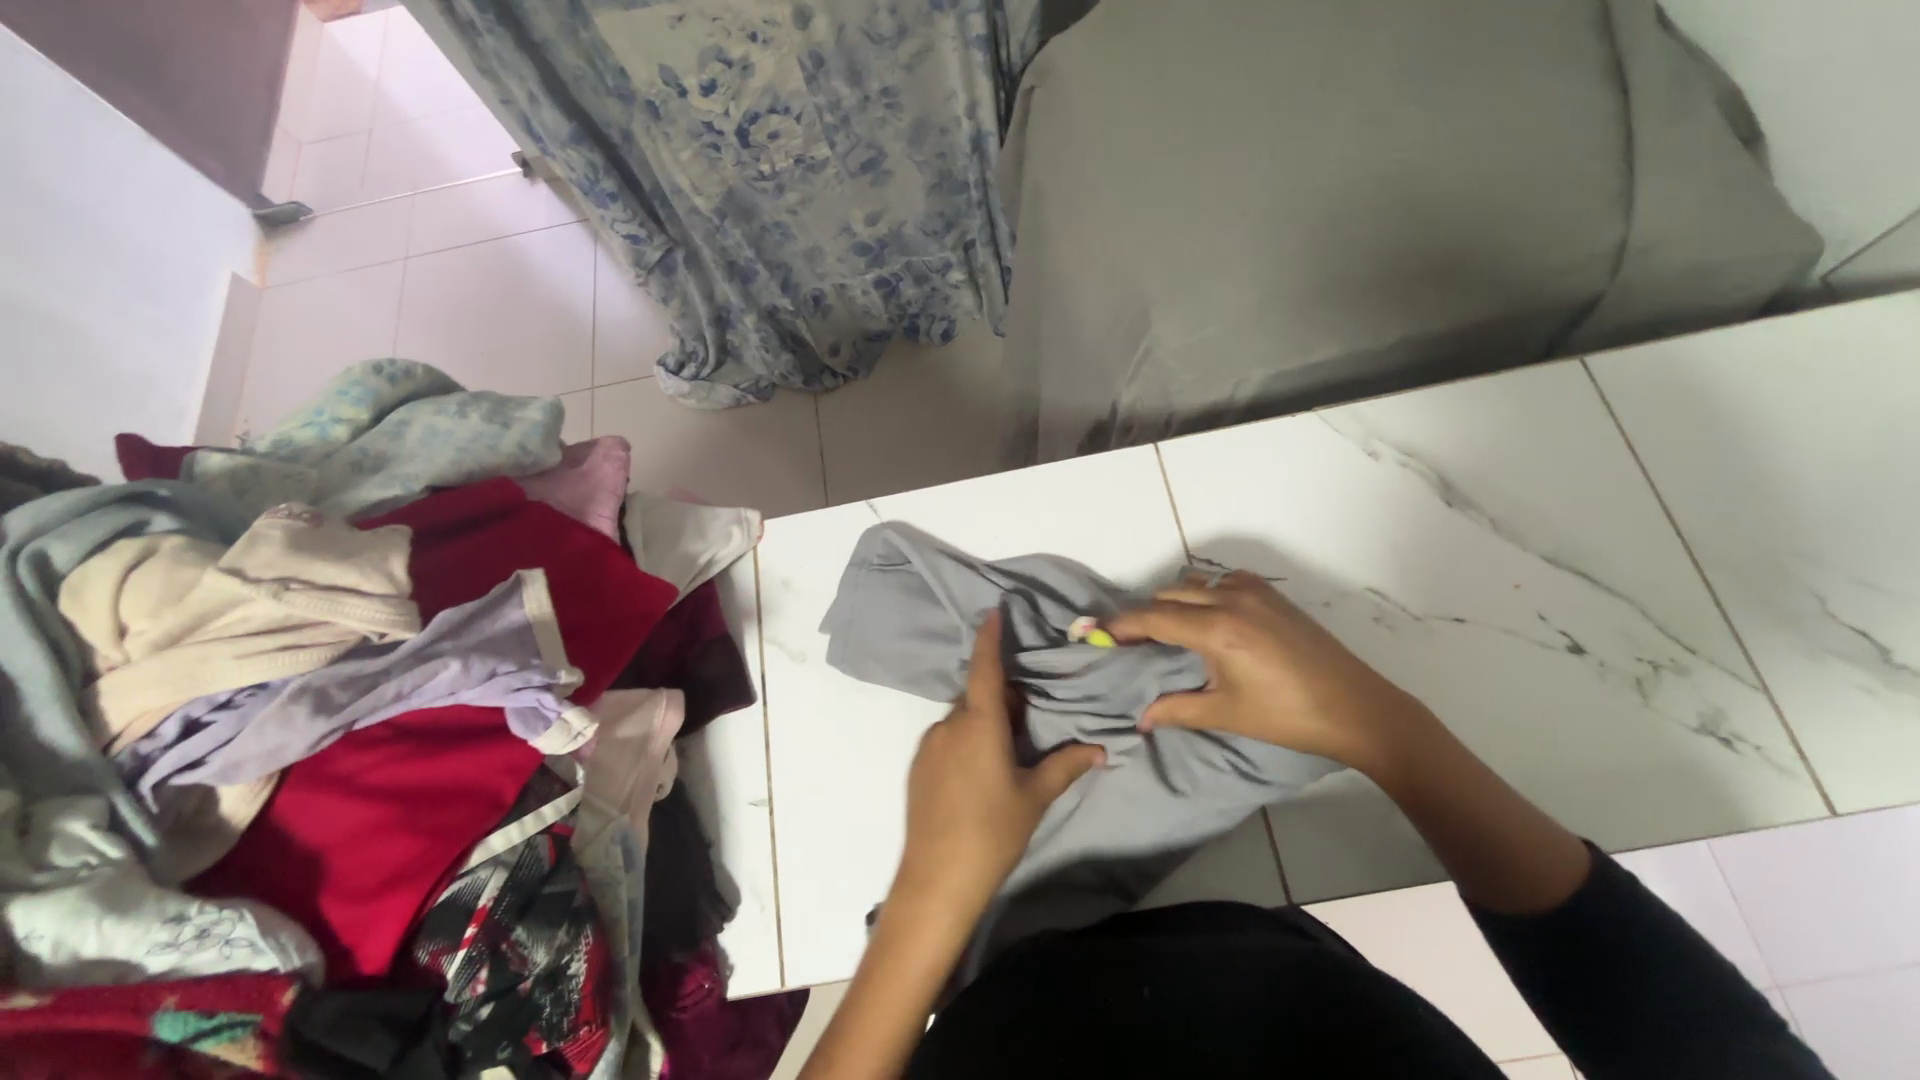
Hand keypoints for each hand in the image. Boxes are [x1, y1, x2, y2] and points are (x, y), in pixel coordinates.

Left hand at [893, 609, 1105, 913]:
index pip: (985, 669)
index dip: (990, 638)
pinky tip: (979, 780)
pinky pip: (946, 740)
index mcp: (979, 723)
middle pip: (978, 698)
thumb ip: (1065, 766)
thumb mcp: (1035, 798)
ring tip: (1007, 760)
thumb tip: (1100, 749)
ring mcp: (928, 746)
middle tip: (1030, 725)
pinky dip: (965, 742)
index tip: (994, 611)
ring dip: (984, 725)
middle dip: (1003, 701)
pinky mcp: (917, 768)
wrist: (936, 880)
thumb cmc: (992, 832)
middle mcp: (948, 725)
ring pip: (962, 721)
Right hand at [1105, 570, 1435, 773]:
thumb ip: (1177, 708)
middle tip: (1132, 641)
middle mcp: (1231, 600)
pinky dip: (1205, 591)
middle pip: (1169, 594)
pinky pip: (1224, 580)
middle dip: (1145, 614)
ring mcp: (1255, 592)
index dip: (1123, 625)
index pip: (1154, 618)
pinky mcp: (1273, 595)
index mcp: (1217, 630)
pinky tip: (1208, 617)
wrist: (1356, 708)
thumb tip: (1140, 717)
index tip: (1099, 634)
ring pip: (1196, 582)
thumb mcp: (1226, 714)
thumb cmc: (1287, 717)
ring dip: (1174, 599)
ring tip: (1166, 629)